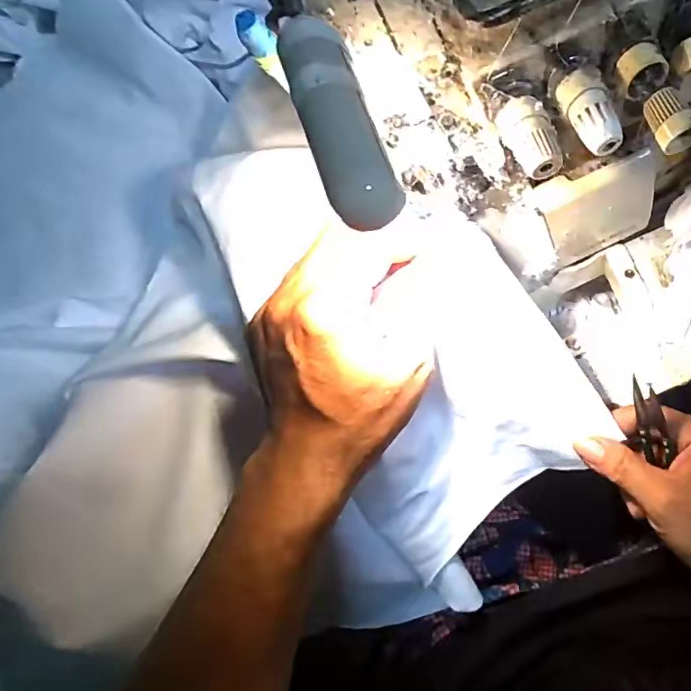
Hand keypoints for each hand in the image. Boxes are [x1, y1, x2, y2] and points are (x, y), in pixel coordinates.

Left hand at [247, 220, 435, 497]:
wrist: (307, 455)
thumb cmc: (363, 416)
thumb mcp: (408, 361)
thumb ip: (414, 300)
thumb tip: (425, 260)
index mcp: (323, 308)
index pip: (367, 245)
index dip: (404, 240)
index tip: (428, 248)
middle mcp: (286, 297)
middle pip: (336, 236)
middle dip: (378, 238)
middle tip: (407, 256)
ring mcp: (268, 307)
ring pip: (316, 250)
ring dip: (353, 253)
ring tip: (383, 273)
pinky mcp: (261, 317)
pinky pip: (302, 274)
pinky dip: (332, 273)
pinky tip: (352, 296)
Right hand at [573, 407, 690, 588]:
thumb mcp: (658, 496)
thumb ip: (620, 466)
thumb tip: (582, 439)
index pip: (643, 415)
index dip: (616, 430)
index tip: (592, 451)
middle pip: (642, 439)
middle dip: (630, 470)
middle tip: (632, 498)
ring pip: (647, 461)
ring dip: (638, 487)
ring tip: (645, 512)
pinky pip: (658, 476)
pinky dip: (649, 495)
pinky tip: (652, 516)